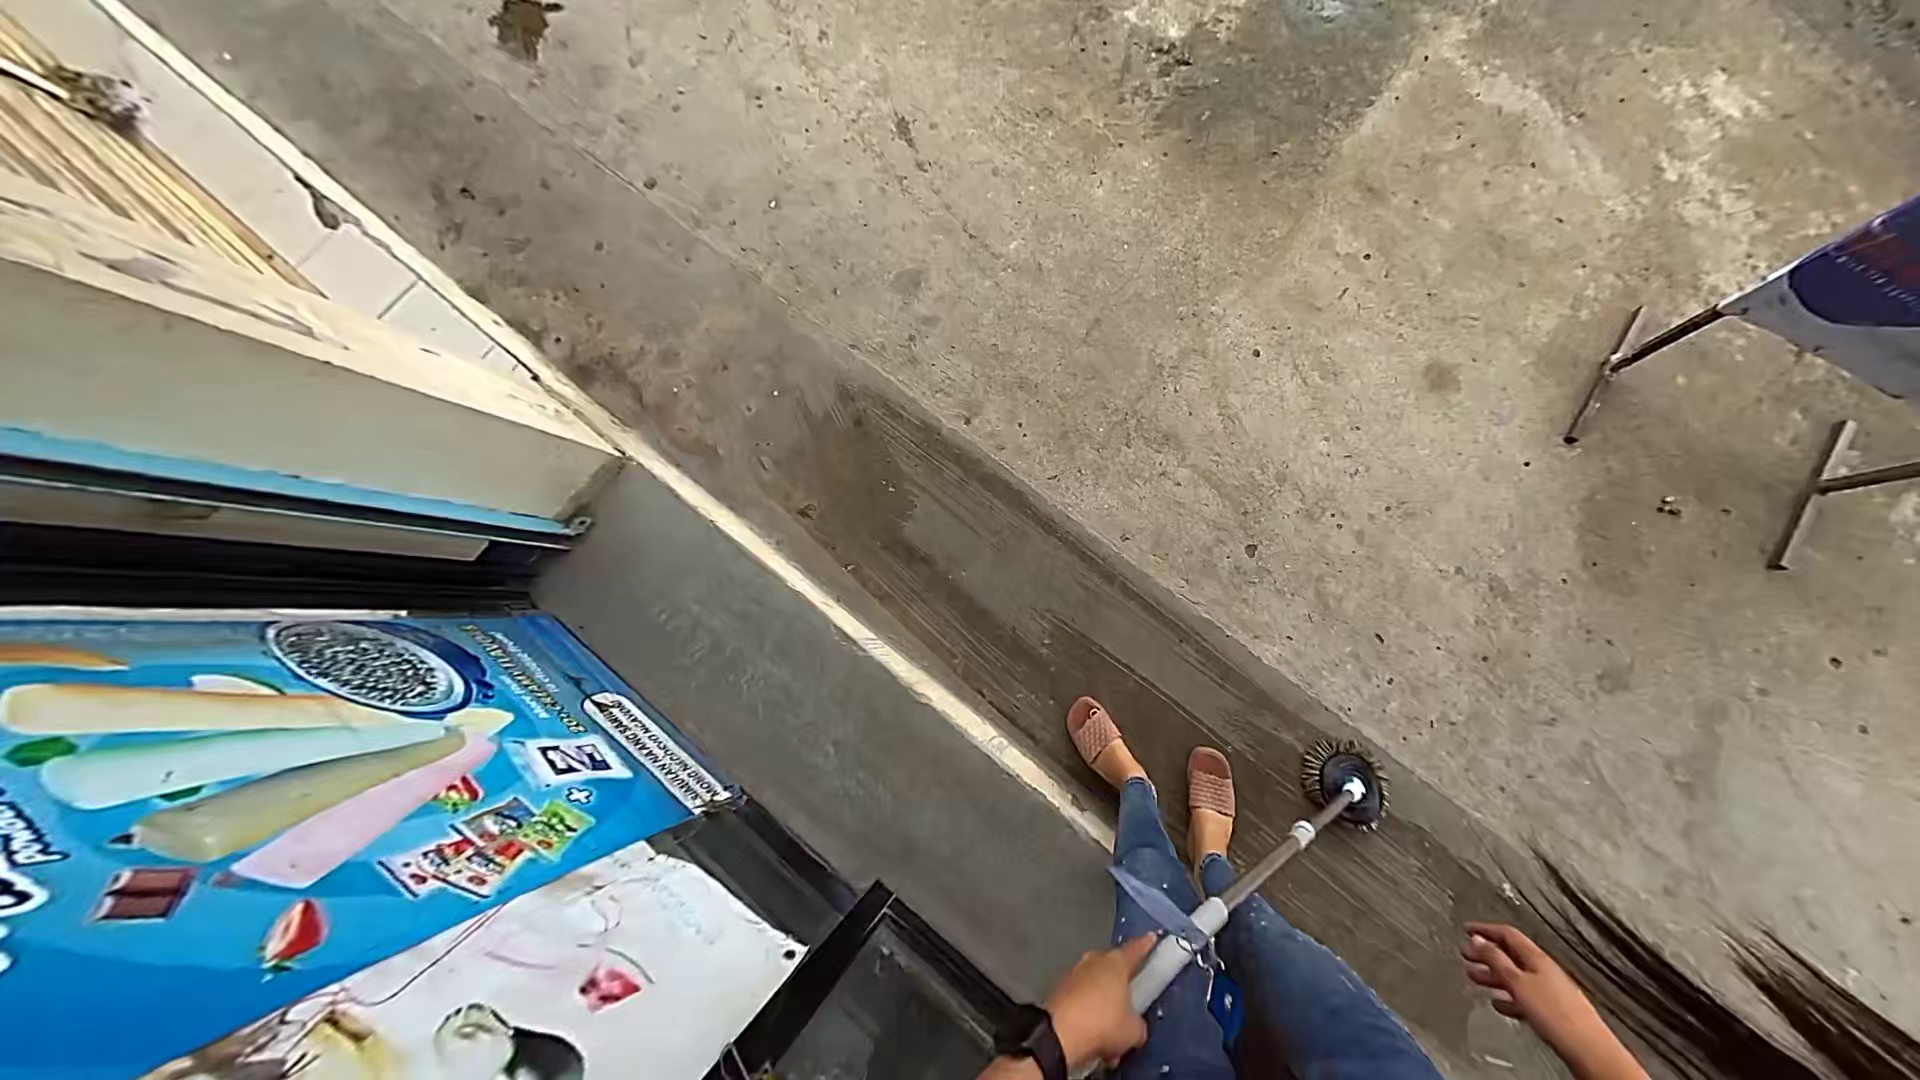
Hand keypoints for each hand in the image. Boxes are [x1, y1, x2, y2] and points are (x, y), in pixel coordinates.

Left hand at [1044, 935, 1155, 1070]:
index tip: (1150, 937)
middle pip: (1114, 968)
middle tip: (1130, 1006)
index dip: (1145, 945)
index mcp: (1116, 963)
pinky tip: (1094, 1034)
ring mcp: (1075, 972)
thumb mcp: (1134, 1031)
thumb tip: (1133, 1024)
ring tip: (1111, 1031)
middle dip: (1122, 984)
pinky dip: (1089, 1012)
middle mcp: (1094, 960)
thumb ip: (1138, 1022)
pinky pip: (1083, 997)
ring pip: (1097, 985)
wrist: (1061, 1033)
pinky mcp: (1062, 988)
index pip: (1135, 949)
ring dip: (1105, 1003)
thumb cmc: (1103, 1023)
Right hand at [1461, 922, 1646, 1079]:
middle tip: (1466, 953)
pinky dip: (1509, 997)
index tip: (1467, 928)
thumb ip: (1495, 959)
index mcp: (1538, 959)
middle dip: (1486, 953)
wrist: (1592, 1054)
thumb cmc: (1556, 1015)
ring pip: (1517, 977)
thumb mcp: (1517, 982)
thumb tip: (1477, 940)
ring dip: (1494, 976)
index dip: (1485, 929)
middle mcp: (1546, 972)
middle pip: (1511, 956)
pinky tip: (1500, 1004)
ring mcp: (1553, 993)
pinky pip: (1526, 998)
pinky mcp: (1556, 1013)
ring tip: (1475, 978)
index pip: (1508, 934)